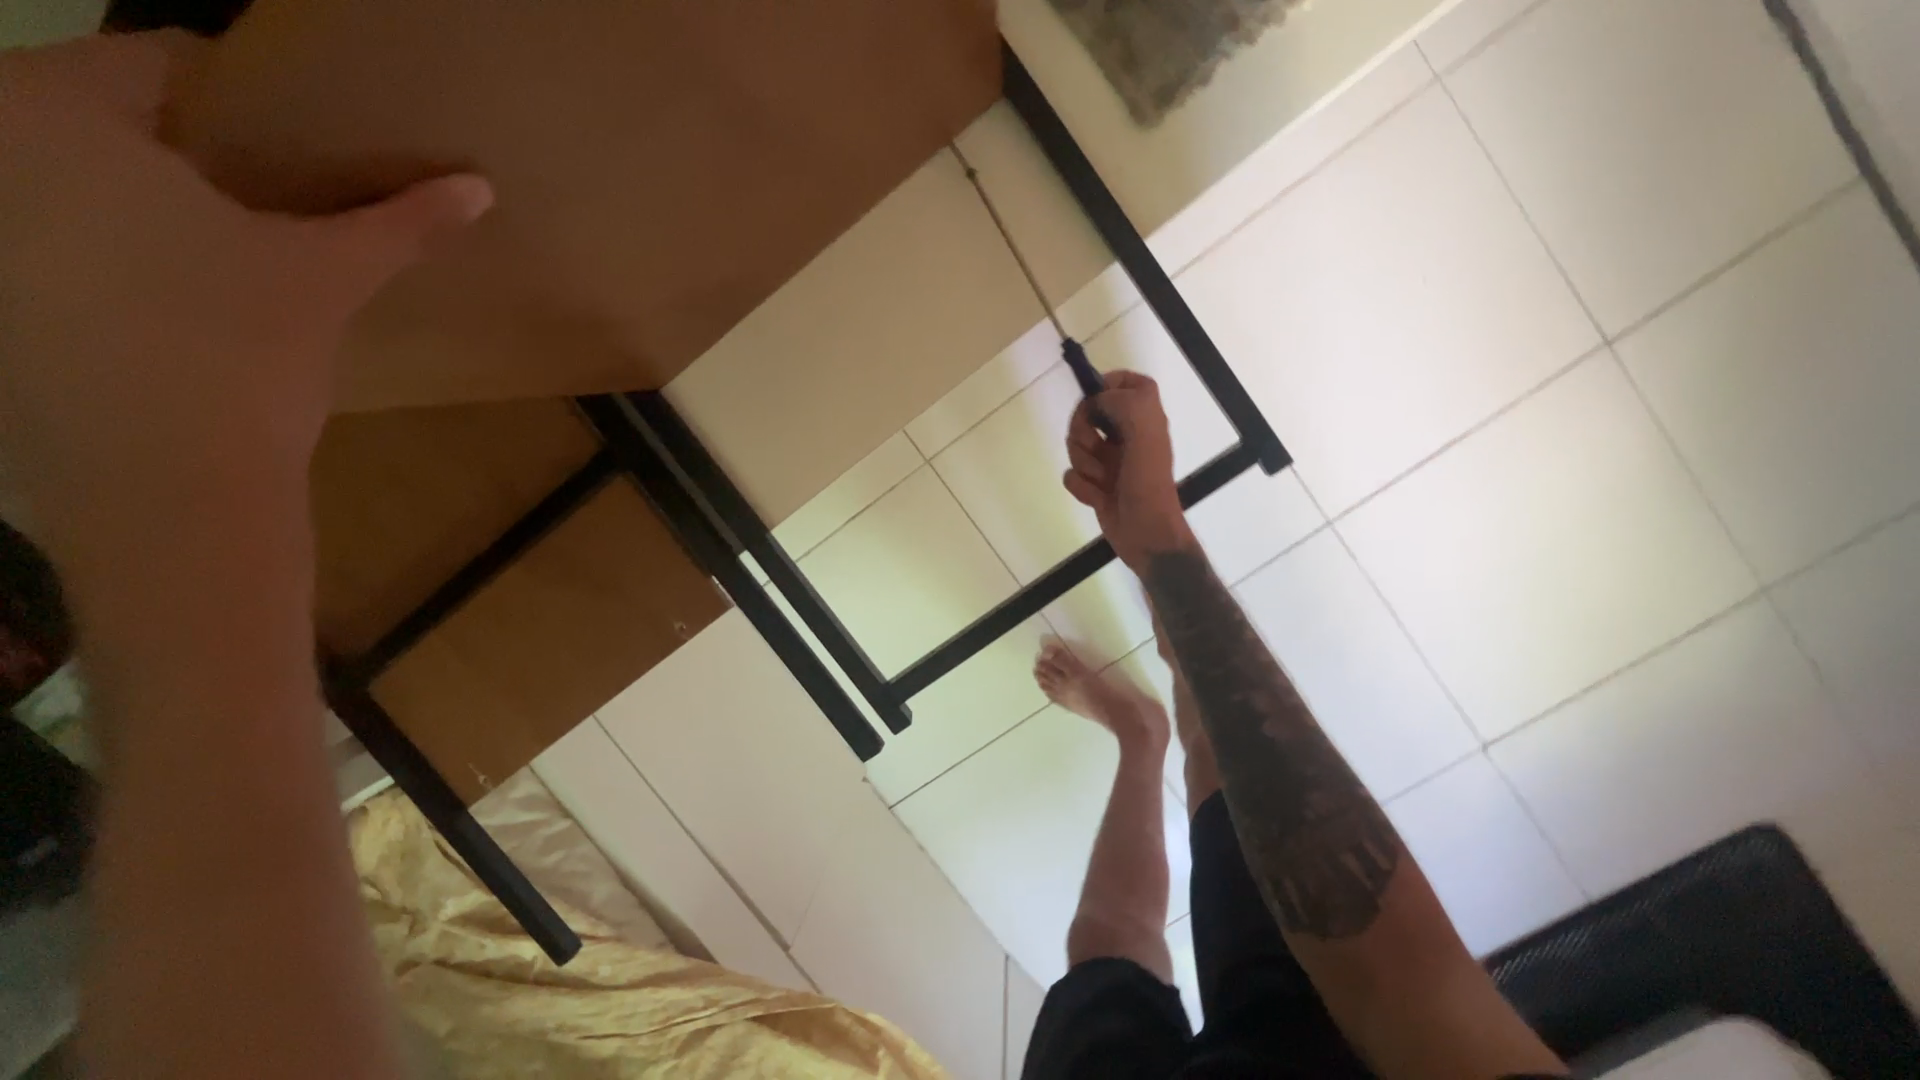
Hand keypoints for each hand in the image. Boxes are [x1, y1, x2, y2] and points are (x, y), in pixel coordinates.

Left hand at [0, 33, 491, 581]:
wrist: (167, 487)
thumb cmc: (239, 348)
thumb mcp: (329, 275)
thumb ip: (402, 222)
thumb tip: (481, 188)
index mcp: (54, 111)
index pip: (166, 63)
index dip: (254, 102)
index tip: (310, 145)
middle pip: (117, 122)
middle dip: (203, 156)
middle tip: (284, 202)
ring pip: (77, 183)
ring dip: (155, 205)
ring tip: (237, 255)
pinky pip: (54, 245)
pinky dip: (113, 257)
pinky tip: (178, 307)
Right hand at [1062, 371, 1195, 569]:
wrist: (1147, 536)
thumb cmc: (1148, 485)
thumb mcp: (1144, 436)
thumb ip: (1126, 405)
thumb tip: (1098, 397)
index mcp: (1144, 418)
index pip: (1128, 383)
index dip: (1108, 384)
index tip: (1094, 399)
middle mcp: (1126, 435)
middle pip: (1089, 413)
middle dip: (1083, 432)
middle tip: (1095, 447)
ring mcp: (1109, 460)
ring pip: (1076, 445)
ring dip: (1084, 464)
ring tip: (1103, 480)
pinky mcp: (1095, 484)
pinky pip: (1072, 474)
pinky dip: (1081, 487)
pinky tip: (1098, 497)